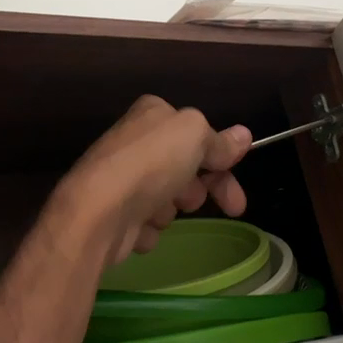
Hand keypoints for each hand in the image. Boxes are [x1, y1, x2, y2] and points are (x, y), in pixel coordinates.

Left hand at [59, 96, 251, 270]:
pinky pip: (145, 223)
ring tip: (157, 212)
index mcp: (154, 114)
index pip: (197, 135)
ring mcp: (122, 178)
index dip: (221, 161)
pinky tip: (140, 227)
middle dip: (196, 189)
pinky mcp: (113, 213)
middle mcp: (136, 140)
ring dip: (169, 209)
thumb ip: (219, 140)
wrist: (99, 211)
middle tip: (203, 205)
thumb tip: (244, 135)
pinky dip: (148, 228)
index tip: (235, 189)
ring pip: (166, 198)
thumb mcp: (195, 136)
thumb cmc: (151, 163)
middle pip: (184, 168)